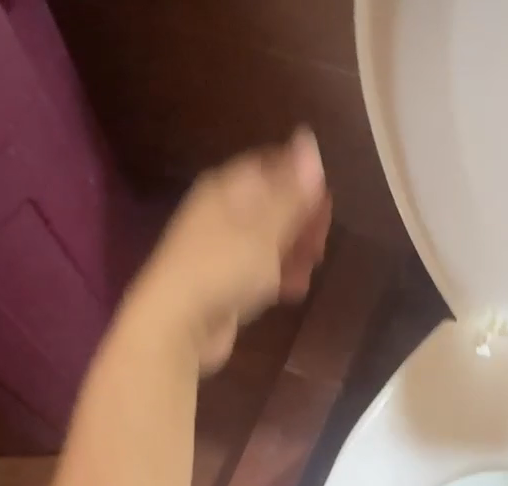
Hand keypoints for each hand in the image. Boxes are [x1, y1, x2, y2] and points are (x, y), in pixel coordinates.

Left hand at [124, 128, 333, 374]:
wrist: (180, 323)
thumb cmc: (223, 267)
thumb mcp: (265, 228)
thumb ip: (291, 190)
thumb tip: (308, 141)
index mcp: (228, 189)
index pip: (270, 167)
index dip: (301, 178)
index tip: (327, 197)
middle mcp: (223, 214)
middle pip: (271, 205)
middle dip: (300, 220)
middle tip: (323, 239)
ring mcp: (223, 250)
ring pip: (268, 241)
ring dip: (293, 251)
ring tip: (314, 265)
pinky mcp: (226, 283)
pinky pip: (260, 271)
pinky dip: (278, 276)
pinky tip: (295, 289)